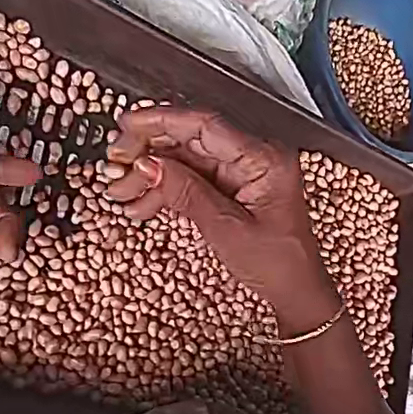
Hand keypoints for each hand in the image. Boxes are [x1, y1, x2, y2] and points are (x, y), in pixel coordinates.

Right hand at [102, 107, 338, 322]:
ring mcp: (243, 174)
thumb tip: (147, 164)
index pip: (206, 126)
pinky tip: (141, 205)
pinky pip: (193, 181)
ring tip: (122, 194)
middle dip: (150, 152)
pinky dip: (167, 192)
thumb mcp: (227, 229)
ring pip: (187, 161)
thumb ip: (186, 193)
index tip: (127, 125)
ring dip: (152, 176)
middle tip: (116, 165)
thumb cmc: (277, 263)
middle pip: (192, 140)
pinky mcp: (233, 189)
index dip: (162, 121)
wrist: (296, 292)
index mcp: (264, 159)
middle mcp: (254, 158)